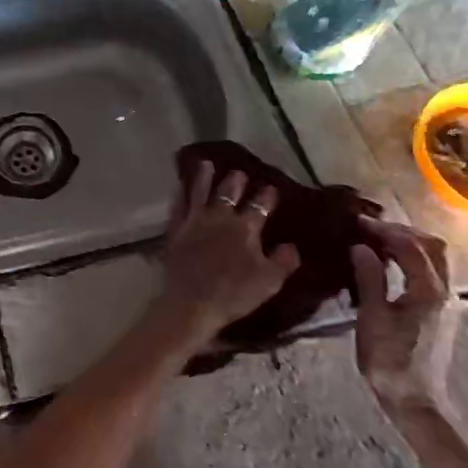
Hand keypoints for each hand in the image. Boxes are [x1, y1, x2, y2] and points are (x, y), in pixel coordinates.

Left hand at [153, 162, 301, 345]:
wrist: (191, 303)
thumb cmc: (234, 294)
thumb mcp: (270, 281)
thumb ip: (284, 261)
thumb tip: (292, 246)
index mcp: (246, 228)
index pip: (260, 206)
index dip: (266, 196)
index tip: (271, 188)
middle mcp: (220, 218)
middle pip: (228, 193)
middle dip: (235, 182)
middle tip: (239, 172)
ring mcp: (194, 222)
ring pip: (200, 192)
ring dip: (203, 177)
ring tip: (205, 164)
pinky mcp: (176, 232)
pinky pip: (178, 207)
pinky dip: (180, 194)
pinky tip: (179, 186)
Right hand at [349, 218, 458, 413]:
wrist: (414, 398)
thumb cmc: (389, 359)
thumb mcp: (372, 317)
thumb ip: (369, 279)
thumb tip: (361, 248)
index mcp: (429, 291)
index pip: (410, 247)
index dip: (385, 231)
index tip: (359, 223)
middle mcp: (445, 291)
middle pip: (433, 247)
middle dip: (403, 232)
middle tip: (372, 229)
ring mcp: (447, 302)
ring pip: (436, 259)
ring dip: (411, 245)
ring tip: (380, 243)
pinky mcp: (441, 312)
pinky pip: (432, 273)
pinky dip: (414, 260)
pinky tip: (391, 266)